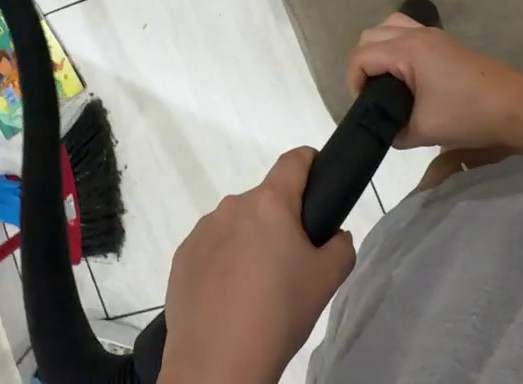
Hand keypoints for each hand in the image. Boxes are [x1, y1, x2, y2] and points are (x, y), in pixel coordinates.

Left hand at [163, 148, 356, 383]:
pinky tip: (230, 299)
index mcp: (270, 203)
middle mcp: (232, 205)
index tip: (318, 176)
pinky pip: (211, 249)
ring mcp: (203, 230)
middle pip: (265, 201)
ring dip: (249, 243)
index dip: (310, 162)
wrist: (218, 361)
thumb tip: (333, 236)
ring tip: (257, 290)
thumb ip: (340, 247)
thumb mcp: (327, 281)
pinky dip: (223, 264)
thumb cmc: (279, 313)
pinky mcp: (182, 256)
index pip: (294, 161)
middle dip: (280, 222)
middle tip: (292, 263)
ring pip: (236, 226)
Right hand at [348, 14, 522, 149]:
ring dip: (380, 49)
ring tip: (387, 81)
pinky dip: (398, 47)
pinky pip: (409, 32)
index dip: (354, 82)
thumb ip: (396, 132)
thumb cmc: (470, 115)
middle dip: (363, 64)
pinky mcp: (446, 43)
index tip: (365, 108)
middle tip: (372, 95)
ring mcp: (434, 35)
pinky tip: (409, 77)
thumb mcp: (426, 130)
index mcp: (408, 51)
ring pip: (390, 27)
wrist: (519, 107)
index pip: (361, 56)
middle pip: (371, 36)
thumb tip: (387, 132)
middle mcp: (417, 35)